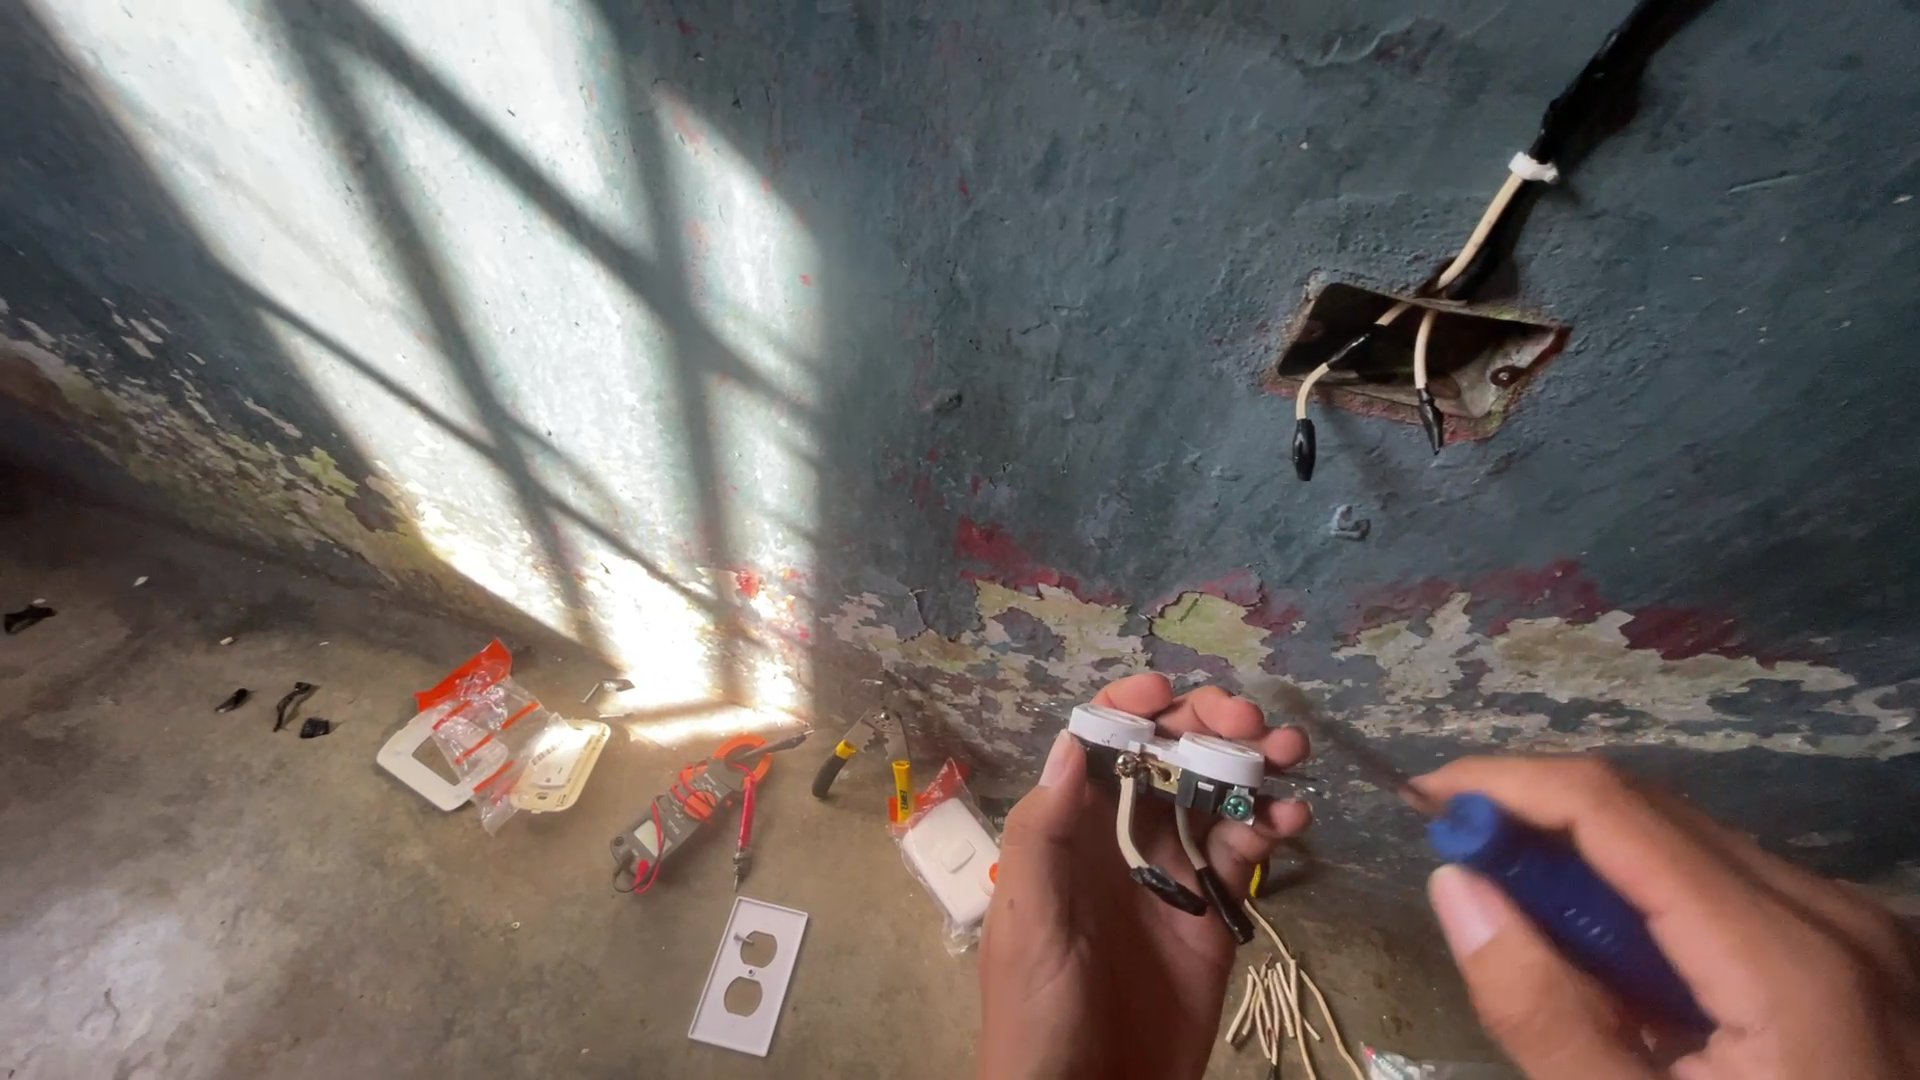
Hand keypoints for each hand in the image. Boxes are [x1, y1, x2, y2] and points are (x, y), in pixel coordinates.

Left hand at [976, 674, 1312, 1078]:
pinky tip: (1294, 818)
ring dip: (1250, 763)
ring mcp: (1170, 866)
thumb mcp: (1028, 913)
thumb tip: (1071, 741)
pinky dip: (1270, 823)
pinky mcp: (1213, 908)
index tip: (1169, 692)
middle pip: (1166, 755)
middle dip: (1204, 725)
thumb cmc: (1037, 1004)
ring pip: (1213, 792)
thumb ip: (1043, 828)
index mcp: (1071, 821)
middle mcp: (1121, 831)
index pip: (1101, 743)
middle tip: (1247, 720)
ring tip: (1286, 752)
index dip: (1131, 707)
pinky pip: (1242, 850)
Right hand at [1420, 756, 1919, 1079]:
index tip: (1421, 801)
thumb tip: (1453, 883)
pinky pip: (1703, 873)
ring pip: (1665, 833)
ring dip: (1571, 854)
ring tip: (1525, 919)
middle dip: (1525, 814)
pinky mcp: (1849, 948)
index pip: (1607, 804)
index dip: (1499, 783)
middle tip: (1457, 860)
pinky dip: (1625, 887)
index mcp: (1786, 959)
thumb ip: (1542, 1013)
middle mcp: (1829, 913)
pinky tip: (1607, 954)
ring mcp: (1851, 928)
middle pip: (1634, 805)